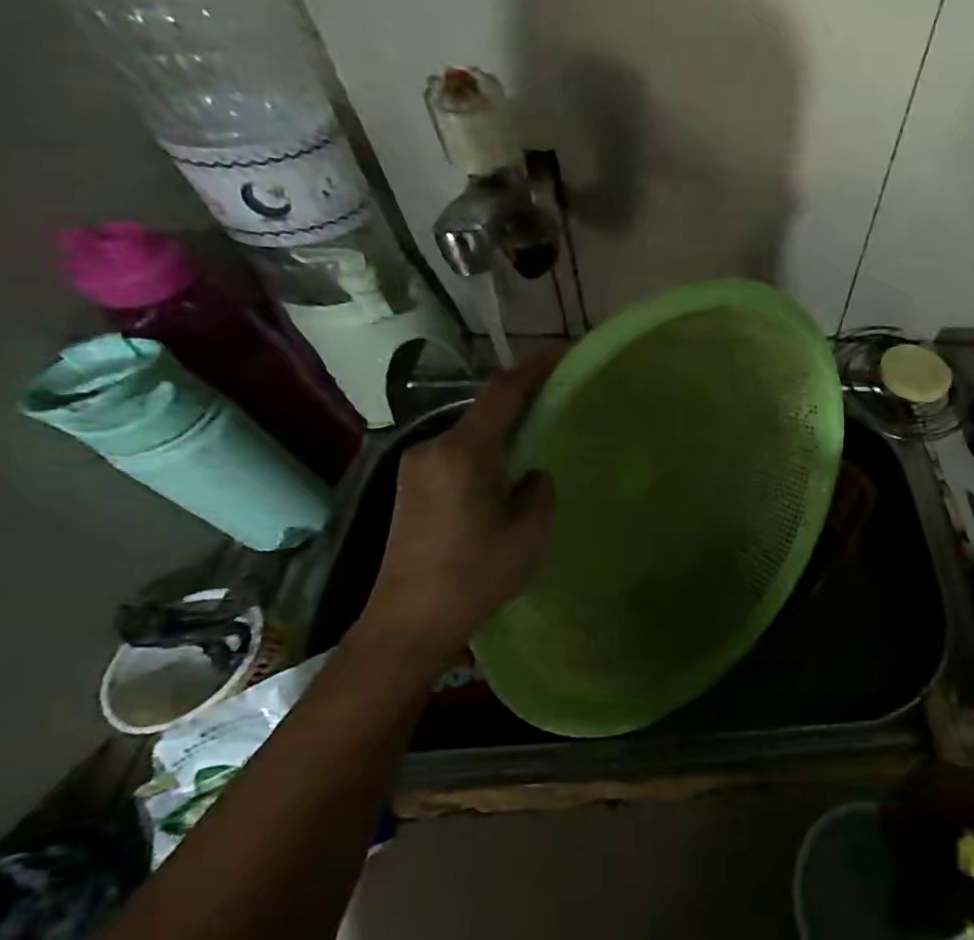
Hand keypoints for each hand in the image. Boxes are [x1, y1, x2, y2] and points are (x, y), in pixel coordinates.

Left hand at [356, 346, 563, 668]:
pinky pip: (458, 453)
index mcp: (464, 453)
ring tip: (540, 432)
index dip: (536, 367)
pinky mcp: (411, 488)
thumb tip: (531, 474)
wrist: (407, 623)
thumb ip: (538, 489)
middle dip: (523, 397)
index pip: (504, 393)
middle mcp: (433, 449)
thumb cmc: (475, 576)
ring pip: (471, 432)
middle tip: (561, 395)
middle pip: (484, 408)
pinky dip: (487, 449)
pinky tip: (507, 468)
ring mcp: (416, 468)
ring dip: (504, 426)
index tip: (566, 350)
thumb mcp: (529, 531)